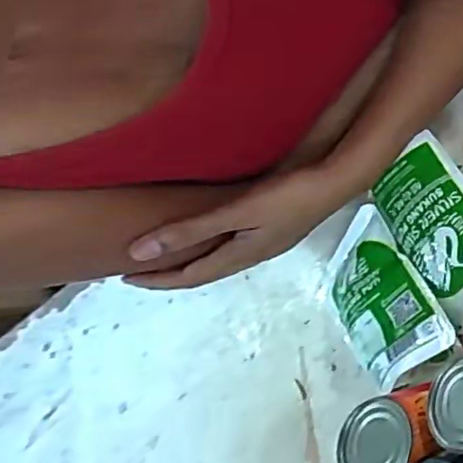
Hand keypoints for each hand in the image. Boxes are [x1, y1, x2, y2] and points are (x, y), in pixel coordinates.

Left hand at [125, 168, 348, 288]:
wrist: (337, 182)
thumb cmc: (289, 197)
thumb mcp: (237, 212)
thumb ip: (191, 230)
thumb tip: (138, 253)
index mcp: (244, 254)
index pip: (193, 276)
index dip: (159, 280)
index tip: (125, 276)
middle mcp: (256, 253)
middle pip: (209, 270)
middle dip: (175, 273)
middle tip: (142, 266)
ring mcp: (271, 241)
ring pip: (224, 257)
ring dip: (196, 258)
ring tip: (173, 250)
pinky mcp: (280, 226)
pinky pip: (237, 244)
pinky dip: (215, 244)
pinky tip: (216, 231)